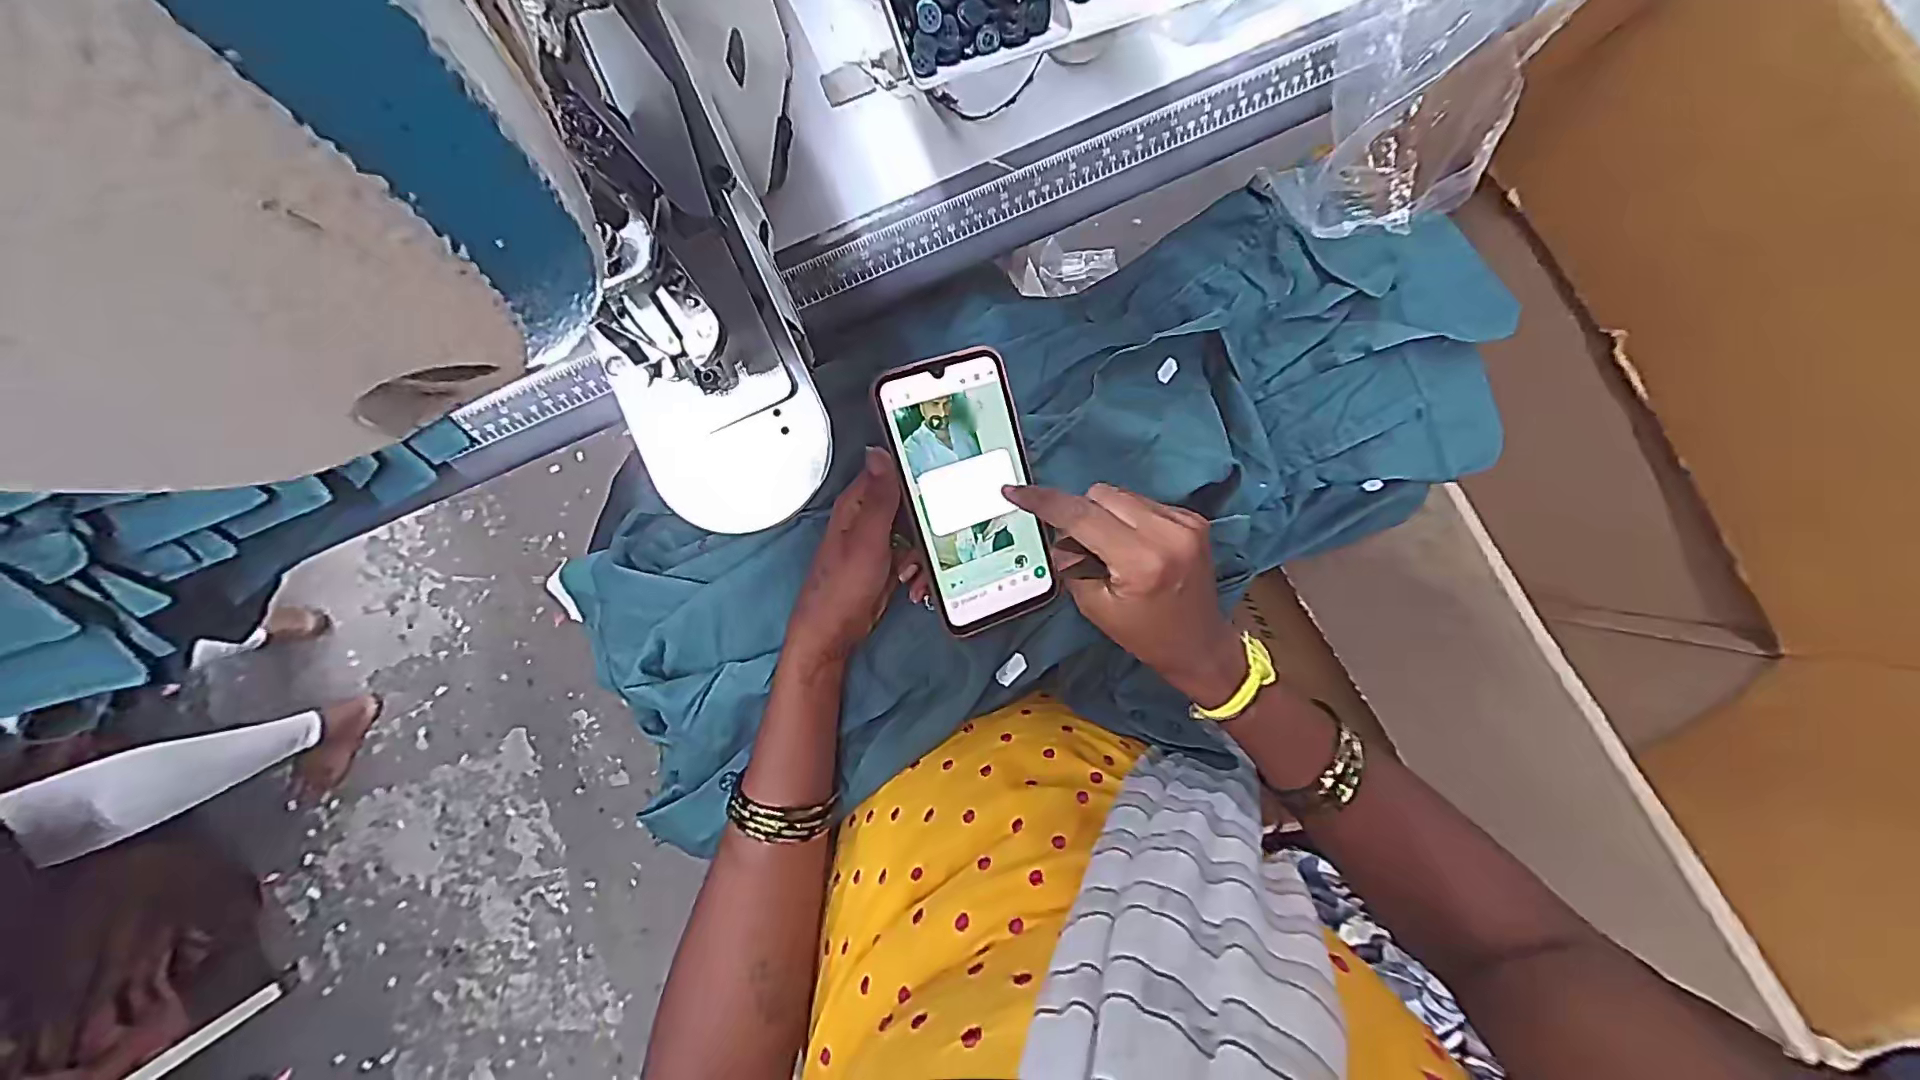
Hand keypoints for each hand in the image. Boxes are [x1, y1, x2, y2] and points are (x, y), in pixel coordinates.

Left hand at [785, 448, 927, 663]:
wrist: (834, 634)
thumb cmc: (841, 588)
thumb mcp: (867, 539)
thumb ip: (878, 497)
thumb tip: (879, 452)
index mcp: (857, 505)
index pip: (892, 475)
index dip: (917, 477)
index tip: (942, 485)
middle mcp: (867, 520)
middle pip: (911, 506)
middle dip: (927, 526)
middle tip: (932, 543)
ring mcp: (878, 543)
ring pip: (917, 534)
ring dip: (925, 554)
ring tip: (916, 574)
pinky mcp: (887, 564)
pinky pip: (914, 558)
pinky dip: (919, 571)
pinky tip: (915, 585)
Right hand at [1003, 483, 1246, 704]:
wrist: (1200, 645)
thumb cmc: (1145, 634)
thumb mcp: (1095, 606)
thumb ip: (1071, 562)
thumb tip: (1058, 531)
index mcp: (1141, 560)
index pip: (1082, 516)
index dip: (1044, 502)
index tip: (1016, 491)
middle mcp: (1167, 533)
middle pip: (1100, 495)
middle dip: (1079, 514)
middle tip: (1079, 548)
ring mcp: (1184, 522)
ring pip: (1119, 494)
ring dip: (1103, 514)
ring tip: (1109, 549)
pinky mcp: (1192, 519)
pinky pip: (1141, 501)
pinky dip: (1126, 517)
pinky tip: (1133, 545)